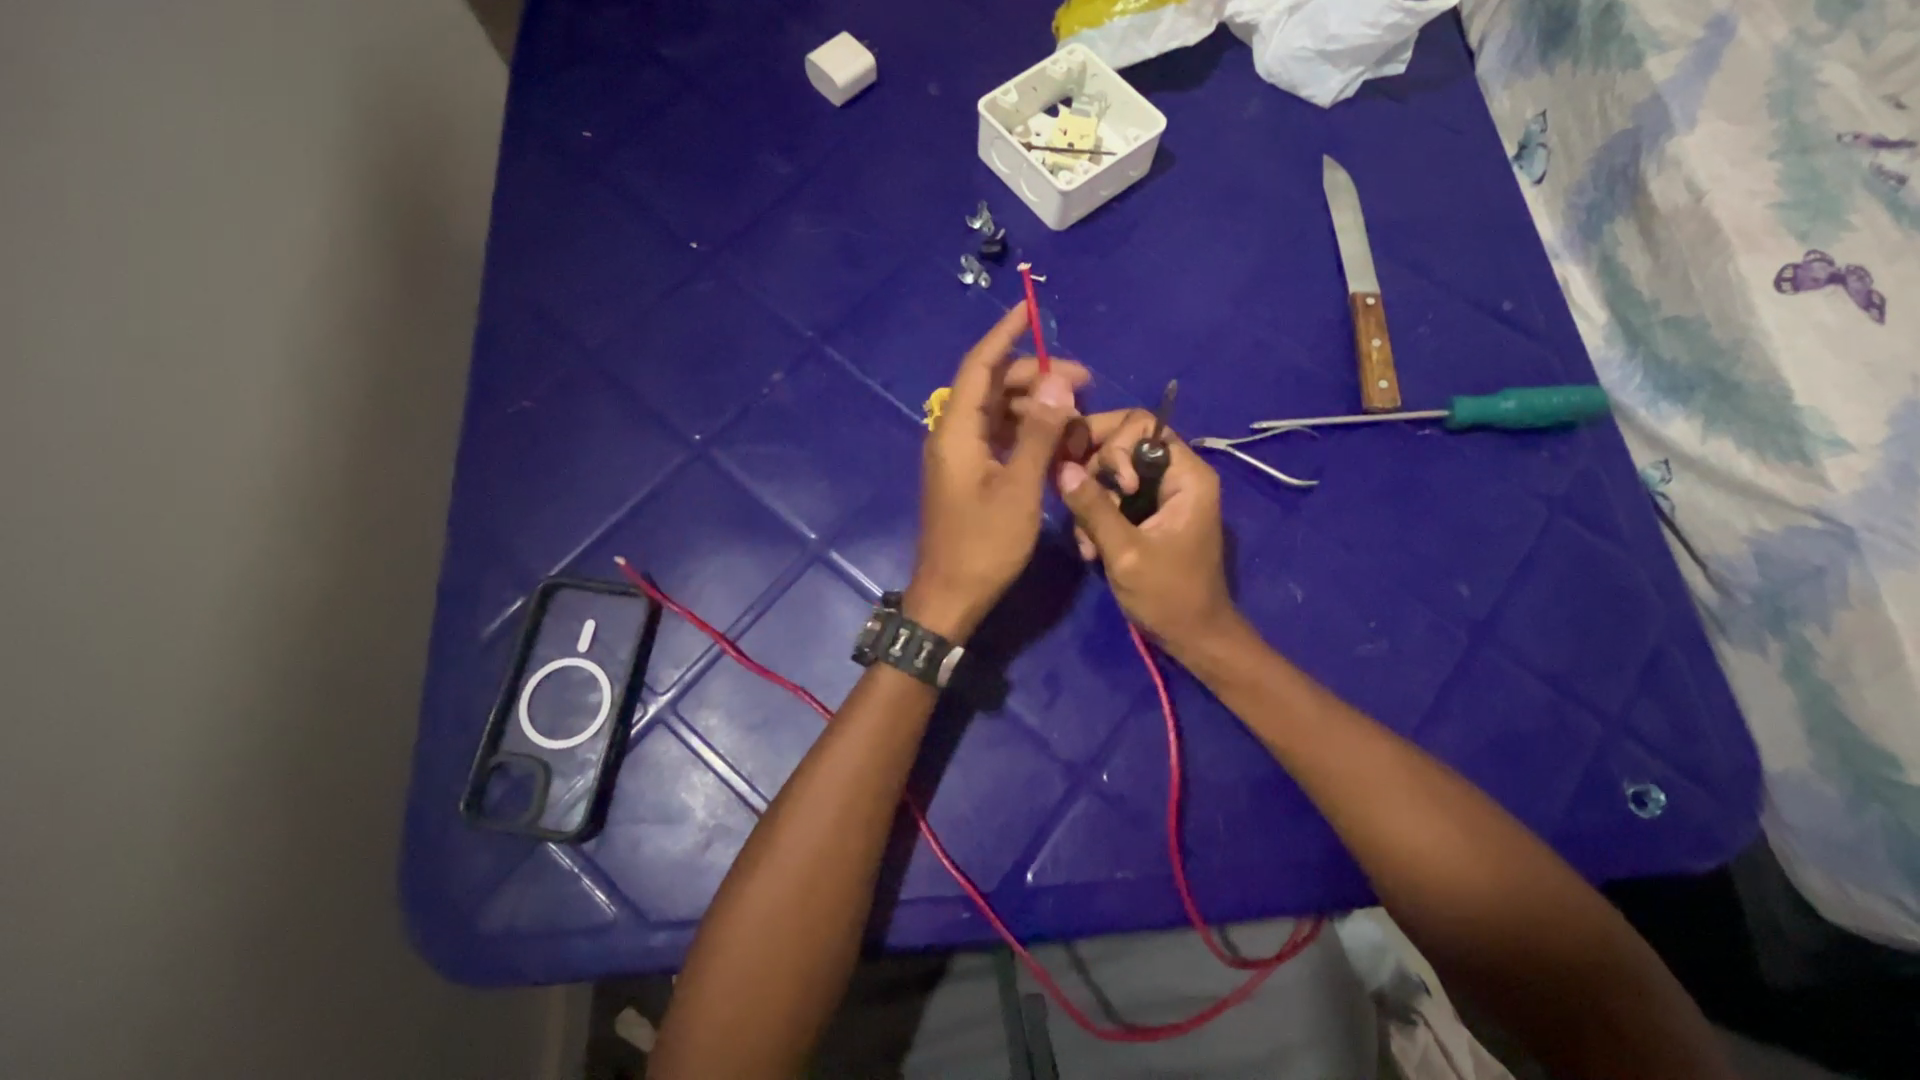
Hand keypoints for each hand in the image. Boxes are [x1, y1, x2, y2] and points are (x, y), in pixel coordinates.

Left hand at [908, 303, 1088, 640]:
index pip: (979, 367)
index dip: (1005, 335)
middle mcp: (954, 435)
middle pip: (993, 387)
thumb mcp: (1019, 489)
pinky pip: (1000, 439)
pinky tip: (1059, 441)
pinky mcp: (971, 476)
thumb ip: (1040, 435)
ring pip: (1000, 413)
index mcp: (956, 432)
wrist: (951, 596)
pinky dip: (1028, 433)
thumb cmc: (984, 545)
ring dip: (1037, 408)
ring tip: (1078, 415)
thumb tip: (1060, 384)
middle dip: (1037, 377)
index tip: (1030, 309)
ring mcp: (961, 457)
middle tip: (1084, 383)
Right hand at [1054, 409, 1238, 656]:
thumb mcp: (1125, 552)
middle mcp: (1176, 476)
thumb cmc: (1169, 596)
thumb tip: (1061, 468)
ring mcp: (1161, 495)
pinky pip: (1113, 498)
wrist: (1193, 637)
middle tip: (1079, 505)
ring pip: (1111, 473)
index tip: (1107, 483)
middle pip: (1122, 443)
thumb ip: (1093, 507)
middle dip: (1094, 473)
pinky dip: (1098, 518)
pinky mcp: (1147, 514)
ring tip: (1088, 544)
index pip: (1141, 424)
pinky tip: (1092, 550)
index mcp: (1186, 476)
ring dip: (1091, 503)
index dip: (1112, 444)